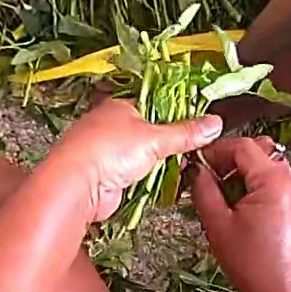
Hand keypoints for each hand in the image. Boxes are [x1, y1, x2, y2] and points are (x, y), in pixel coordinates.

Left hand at [43, 96, 222, 222]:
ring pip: (143, 157)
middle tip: (193, 152)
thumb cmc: (108, 151)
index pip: (155, 105)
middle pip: (150, 133)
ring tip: (181, 169)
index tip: (198, 126)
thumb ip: (185, 133)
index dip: (177, 115)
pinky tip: (161, 184)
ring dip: (160, 166)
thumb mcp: (155, 138)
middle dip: (170, 145)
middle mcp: (112, 127)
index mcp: (120, 107)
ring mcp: (108, 154)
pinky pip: (135, 177)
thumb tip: (214, 123)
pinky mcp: (107, 178)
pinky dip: (148, 181)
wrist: (76, 185)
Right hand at [191, 137, 290, 291]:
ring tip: (220, 193)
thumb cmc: (252, 263)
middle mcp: (289, 181)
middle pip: (258, 150)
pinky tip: (236, 206)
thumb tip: (197, 171)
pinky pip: (272, 182)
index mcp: (273, 180)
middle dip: (230, 158)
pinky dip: (253, 184)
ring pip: (265, 165)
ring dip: (241, 171)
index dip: (216, 150)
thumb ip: (204, 191)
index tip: (196, 162)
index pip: (243, 146)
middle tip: (208, 175)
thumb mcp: (217, 224)